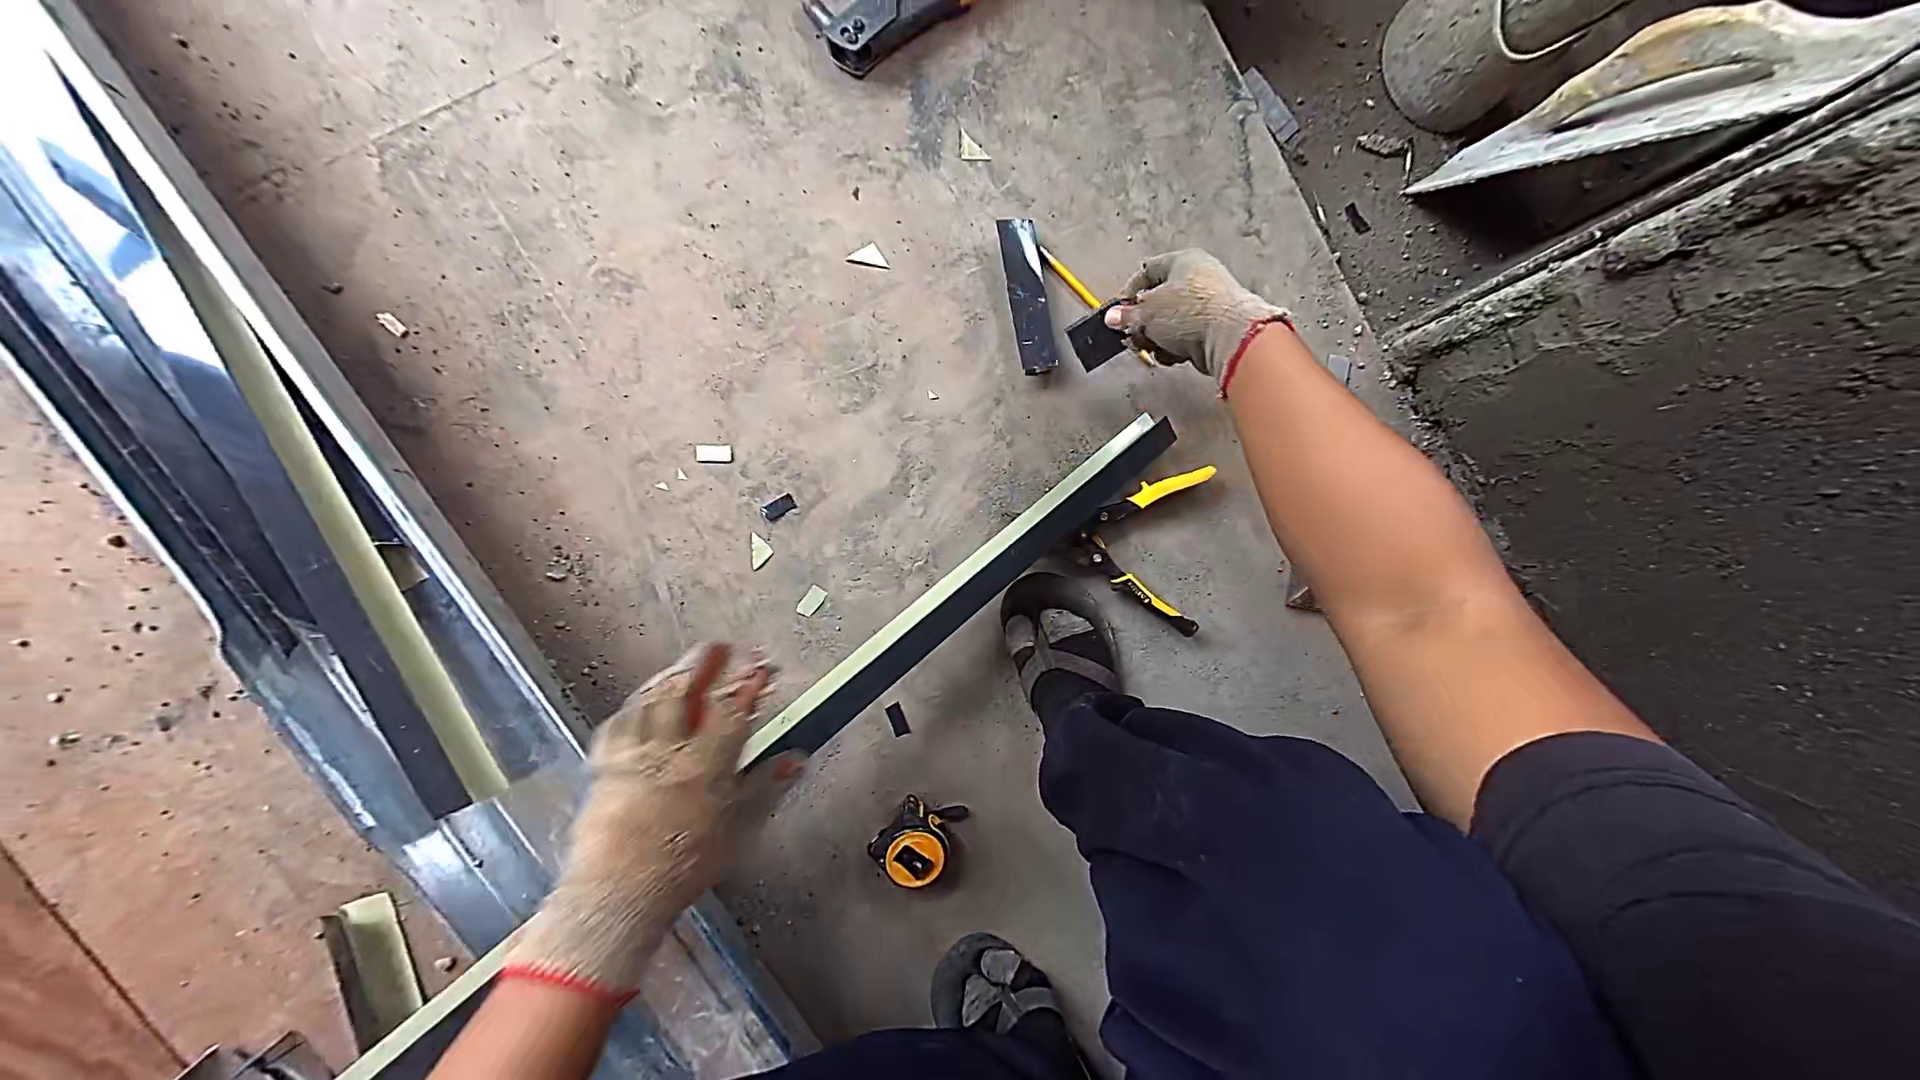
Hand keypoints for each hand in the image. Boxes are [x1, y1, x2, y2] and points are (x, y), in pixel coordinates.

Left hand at [505, 643, 803, 995]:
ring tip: (682, 664)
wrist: (616, 896)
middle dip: (703, 664)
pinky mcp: (604, 769)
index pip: (731, 711)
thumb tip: (795, 759)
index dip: (748, 684)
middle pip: (683, 693)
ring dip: (667, 678)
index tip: (760, 665)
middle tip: (719, 645)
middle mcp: (666, 751)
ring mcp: (631, 756)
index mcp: (703, 764)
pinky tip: (638, 702)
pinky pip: (618, 724)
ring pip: (648, 703)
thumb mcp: (738, 827)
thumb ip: (766, 785)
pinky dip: (632, 707)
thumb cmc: (683, 866)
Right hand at [1104, 249, 1288, 390]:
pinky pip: (1187, 337)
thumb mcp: (1146, 313)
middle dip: (1144, 322)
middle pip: (1160, 300)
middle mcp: (1200, 277)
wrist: (1229, 338)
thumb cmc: (1191, 313)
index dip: (1130, 293)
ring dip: (1158, 338)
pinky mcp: (1217, 328)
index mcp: (1184, 260)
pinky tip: (1173, 354)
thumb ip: (1126, 316)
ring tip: (1154, 347)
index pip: (1148, 271)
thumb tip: (1113, 317)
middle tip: (1134, 335)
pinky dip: (1176, 347)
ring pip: (1172, 322)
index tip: (1119, 312)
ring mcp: (1210, 304)